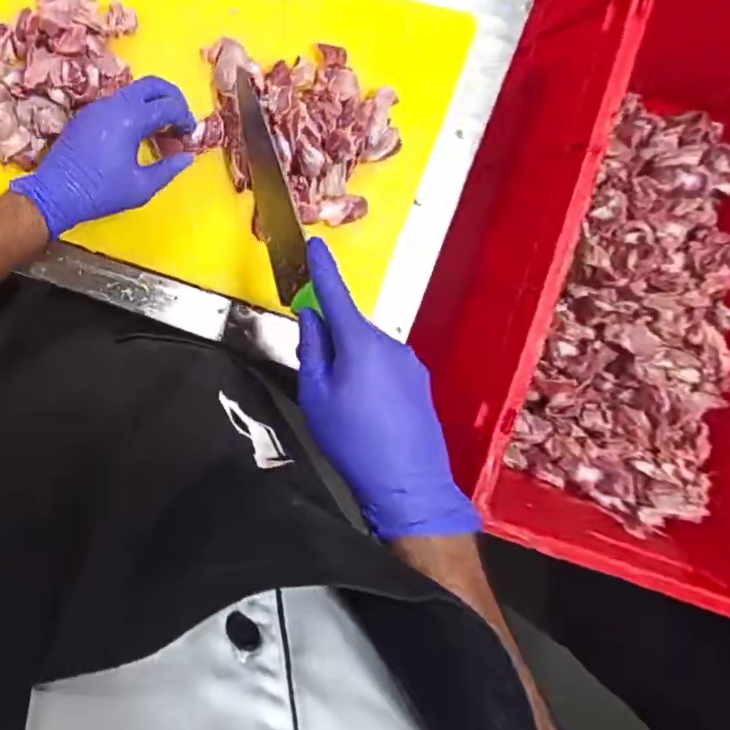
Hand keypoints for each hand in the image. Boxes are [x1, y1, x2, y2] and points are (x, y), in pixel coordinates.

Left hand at [10, 76, 197, 237]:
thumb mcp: (140, 188)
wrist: (54, 195)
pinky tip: (134, 135)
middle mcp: (113, 104)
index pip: (169, 105)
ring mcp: (96, 107)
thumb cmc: (99, 193)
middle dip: (172, 99)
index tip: (189, 135)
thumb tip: (186, 157)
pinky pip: (116, 102)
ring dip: (151, 104)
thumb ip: (168, 169)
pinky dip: (132, 110)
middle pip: (153, 85)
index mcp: (130, 118)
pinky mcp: (85, 116)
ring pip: (133, 92)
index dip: (185, 118)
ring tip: (158, 132)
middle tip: (179, 122)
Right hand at [296, 239, 479, 539]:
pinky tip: (361, 408)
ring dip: (346, 360)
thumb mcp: (315, 394)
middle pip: (349, 327)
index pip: (336, 297)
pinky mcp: (418, 382)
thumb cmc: (351, 439)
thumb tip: (312, 317)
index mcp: (361, 344)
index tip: (315, 245)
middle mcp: (390, 345)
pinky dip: (365, 373)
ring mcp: (409, 363)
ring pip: (365, 348)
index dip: (322, 270)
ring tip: (338, 402)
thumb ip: (312, 350)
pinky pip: (382, 364)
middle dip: (328, 338)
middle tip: (313, 375)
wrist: (408, 483)